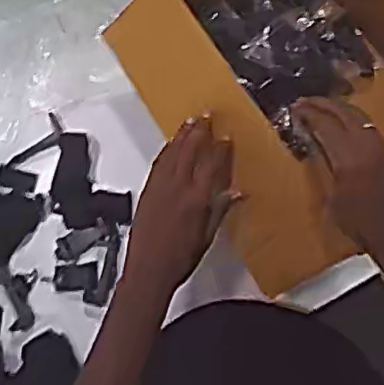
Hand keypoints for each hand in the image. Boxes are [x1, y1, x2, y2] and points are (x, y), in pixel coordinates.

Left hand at [124, 115, 240, 296]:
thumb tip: (237, 193)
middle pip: (190, 151)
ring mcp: (160, 186)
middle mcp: (178, 188)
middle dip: (199, 131)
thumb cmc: (179, 258)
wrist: (148, 269)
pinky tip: (170, 144)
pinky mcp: (147, 189)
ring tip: (189, 122)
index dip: (220, 148)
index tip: (226, 137)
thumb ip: (221, 210)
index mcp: (197, 199)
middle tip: (205, 116)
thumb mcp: (207, 236)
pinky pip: (158, 163)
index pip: (212, 164)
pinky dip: (166, 150)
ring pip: (173, 153)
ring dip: (181, 135)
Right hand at [292, 98, 383, 257]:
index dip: (308, 113)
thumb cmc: (357, 222)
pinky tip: (342, 123)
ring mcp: (381, 147)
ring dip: (338, 108)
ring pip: (358, 116)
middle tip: (303, 101)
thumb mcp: (331, 195)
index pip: (325, 124)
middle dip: (322, 103)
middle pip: (343, 112)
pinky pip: (367, 125)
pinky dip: (351, 118)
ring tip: (320, 107)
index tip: (293, 108)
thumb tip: (310, 139)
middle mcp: (367, 145)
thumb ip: (321, 163)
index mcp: (349, 157)